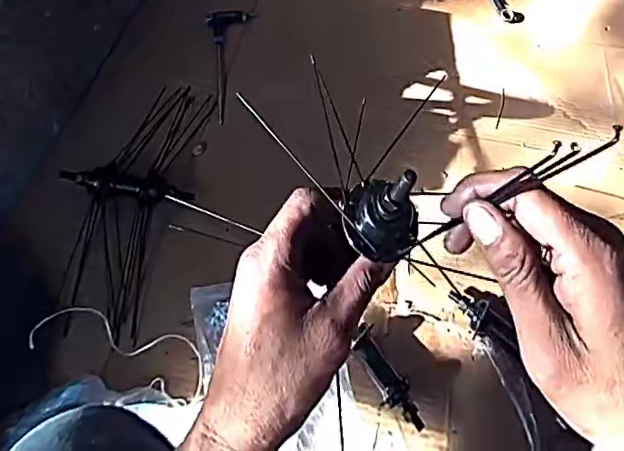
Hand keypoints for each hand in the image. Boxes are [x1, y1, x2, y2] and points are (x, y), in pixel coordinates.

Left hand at [182, 189, 387, 450]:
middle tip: (360, 256)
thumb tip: (382, 254)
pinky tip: (328, 297)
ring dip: (327, 254)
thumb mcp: (332, 328)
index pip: (305, 201)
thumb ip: (361, 282)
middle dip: (337, 236)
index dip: (337, 204)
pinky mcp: (257, 293)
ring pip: (298, 242)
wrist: (240, 422)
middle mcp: (257, 260)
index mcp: (270, 258)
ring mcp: (254, 276)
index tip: (359, 219)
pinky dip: (313, 270)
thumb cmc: (272, 383)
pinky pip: (289, 264)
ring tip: (346, 282)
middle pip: (303, 220)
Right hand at [442, 172, 623, 449]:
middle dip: (486, 204)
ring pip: (540, 208)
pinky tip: (506, 256)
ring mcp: (606, 246)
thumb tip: (481, 215)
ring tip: (472, 245)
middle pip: (531, 194)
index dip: (481, 192)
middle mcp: (602, 239)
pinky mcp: (604, 257)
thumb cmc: (613, 394)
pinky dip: (522, 234)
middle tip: (455, 231)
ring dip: (502, 220)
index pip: (524, 191)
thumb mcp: (545, 339)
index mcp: (589, 254)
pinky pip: (554, 228)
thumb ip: (512, 269)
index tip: (453, 210)